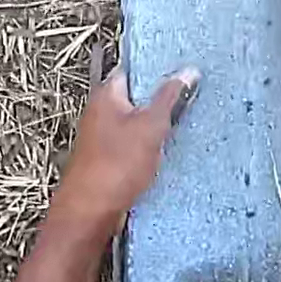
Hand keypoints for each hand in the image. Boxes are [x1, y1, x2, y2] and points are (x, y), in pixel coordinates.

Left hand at [51, 66, 199, 235]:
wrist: (91, 212)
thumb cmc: (116, 165)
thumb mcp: (151, 125)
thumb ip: (170, 96)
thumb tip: (188, 71)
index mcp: (106, 95)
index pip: (134, 70)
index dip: (158, 70)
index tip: (183, 72)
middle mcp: (101, 113)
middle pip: (137, 98)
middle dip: (162, 100)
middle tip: (189, 99)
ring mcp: (103, 138)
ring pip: (137, 124)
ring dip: (158, 127)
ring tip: (183, 126)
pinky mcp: (109, 160)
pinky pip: (135, 146)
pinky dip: (151, 147)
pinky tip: (168, 153)